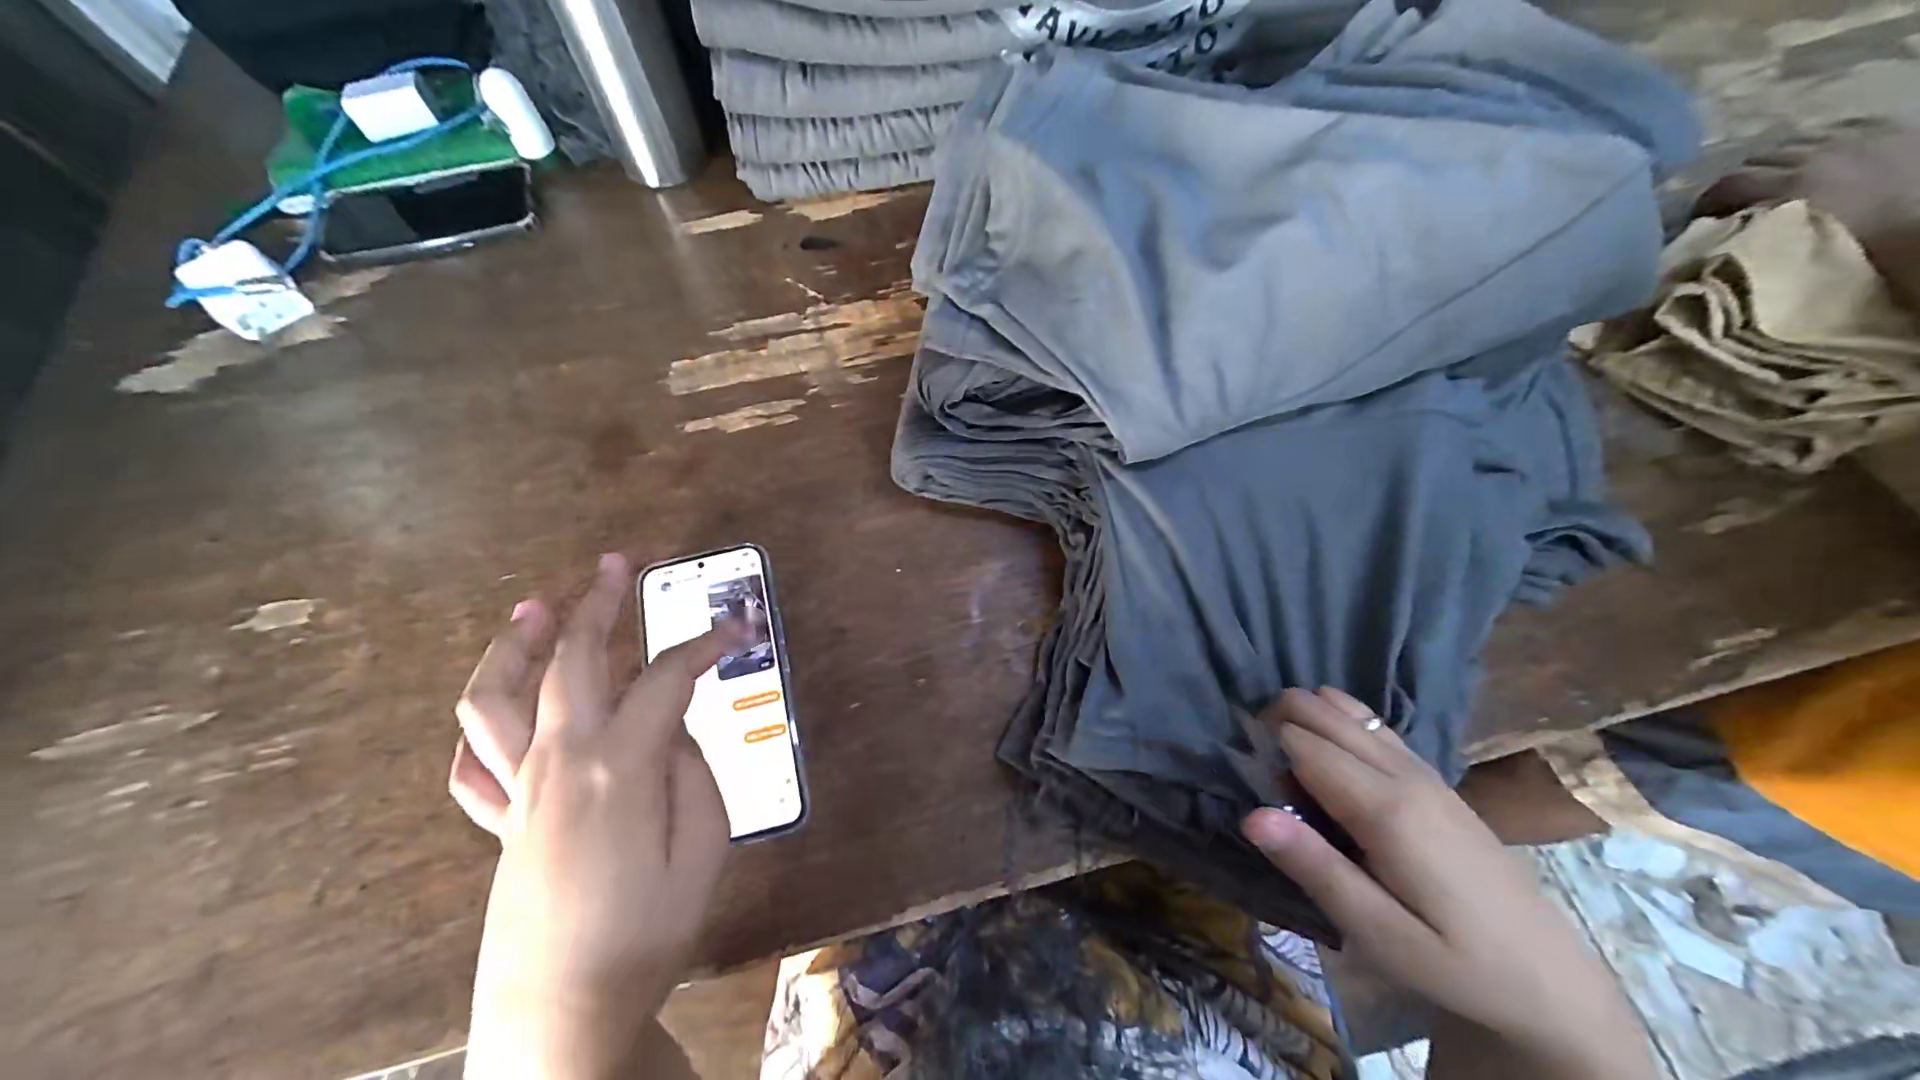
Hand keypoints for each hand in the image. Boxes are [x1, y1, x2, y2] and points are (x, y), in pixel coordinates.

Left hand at [450, 553, 739, 1079]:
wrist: (562, 1014)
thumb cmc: (648, 931)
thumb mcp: (704, 848)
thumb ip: (694, 772)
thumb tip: (675, 728)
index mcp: (619, 764)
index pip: (669, 677)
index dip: (708, 643)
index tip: (740, 627)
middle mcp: (560, 760)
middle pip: (573, 660)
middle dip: (598, 605)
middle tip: (618, 565)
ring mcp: (520, 789)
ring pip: (496, 697)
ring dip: (516, 645)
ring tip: (534, 608)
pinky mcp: (500, 822)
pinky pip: (473, 763)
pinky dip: (481, 726)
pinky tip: (499, 710)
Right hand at [1241, 688, 1653, 1079]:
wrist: (1553, 981)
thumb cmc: (1457, 963)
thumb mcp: (1379, 934)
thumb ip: (1314, 868)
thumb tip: (1251, 815)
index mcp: (1386, 808)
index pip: (1303, 742)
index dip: (1265, 747)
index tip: (1249, 774)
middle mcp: (1404, 774)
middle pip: (1324, 712)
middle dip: (1279, 716)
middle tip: (1258, 761)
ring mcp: (1424, 772)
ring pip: (1350, 711)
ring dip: (1307, 713)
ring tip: (1283, 752)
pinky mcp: (1434, 780)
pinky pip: (1375, 726)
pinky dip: (1339, 719)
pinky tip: (1327, 747)